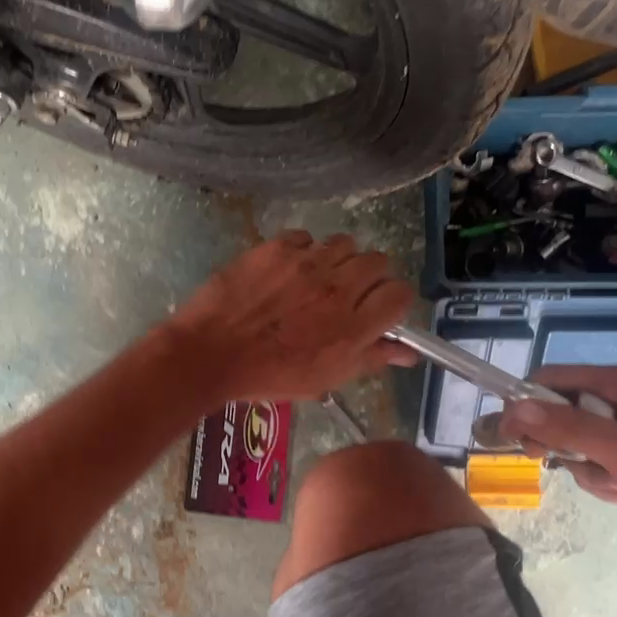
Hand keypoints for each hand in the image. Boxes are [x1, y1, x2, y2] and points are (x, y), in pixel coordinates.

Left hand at [163, 231, 415, 400]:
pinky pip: (306, 237)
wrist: (210, 354)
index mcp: (352, 327)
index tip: (377, 309)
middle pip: (378, 262)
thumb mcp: (324, 378)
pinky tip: (288, 270)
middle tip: (346, 294)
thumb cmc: (267, 376)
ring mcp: (306, 263)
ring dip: (338, 259)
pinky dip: (303, 250)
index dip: (392, 301)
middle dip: (369, 277)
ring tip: (317, 279)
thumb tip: (407, 352)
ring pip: (345, 244)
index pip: (400, 294)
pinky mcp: (276, 248)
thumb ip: (369, 359)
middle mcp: (336, 289)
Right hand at [495, 365, 616, 548]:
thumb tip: (514, 407)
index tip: (509, 433)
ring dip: (585, 468)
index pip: (551, 379)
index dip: (525, 402)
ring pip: (572, 445)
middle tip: (551, 459)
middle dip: (558, 442)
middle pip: (557, 413)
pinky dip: (602, 482)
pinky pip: (592, 466)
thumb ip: (566, 426)